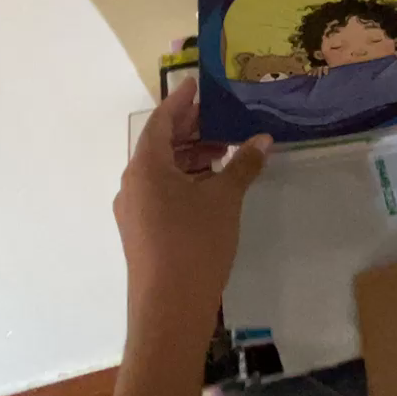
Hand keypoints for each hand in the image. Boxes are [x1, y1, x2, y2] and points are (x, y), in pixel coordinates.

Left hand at [115, 80, 270, 309]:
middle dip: (191, 128)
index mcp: (146, 167)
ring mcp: (135, 210)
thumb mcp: (225, 198)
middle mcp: (133, 184)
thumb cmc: (195, 243)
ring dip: (192, 155)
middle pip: (161, 144)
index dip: (180, 101)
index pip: (162, 121)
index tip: (197, 84)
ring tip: (225, 150)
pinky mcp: (142, 231)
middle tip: (221, 115)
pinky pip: (162, 190)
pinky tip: (214, 183)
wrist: (169, 311)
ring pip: (162, 169)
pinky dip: (186, 178)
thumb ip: (243, 163)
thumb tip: (262, 138)